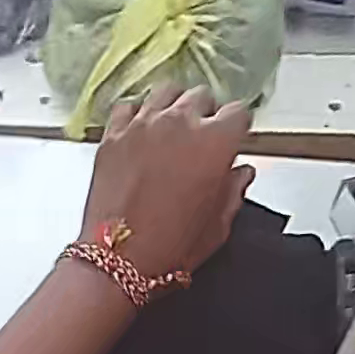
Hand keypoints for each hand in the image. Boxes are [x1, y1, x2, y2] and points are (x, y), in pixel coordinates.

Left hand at [79, 82, 255, 279]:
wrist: (119, 261)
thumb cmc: (171, 250)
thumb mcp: (216, 229)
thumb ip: (232, 194)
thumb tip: (240, 175)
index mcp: (214, 144)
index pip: (238, 114)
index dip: (238, 128)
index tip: (234, 141)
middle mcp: (180, 123)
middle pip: (202, 96)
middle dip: (208, 114)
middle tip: (203, 139)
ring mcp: (143, 124)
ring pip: (166, 91)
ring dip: (175, 106)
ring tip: (174, 128)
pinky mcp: (113, 134)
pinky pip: (129, 106)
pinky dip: (139, 114)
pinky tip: (142, 131)